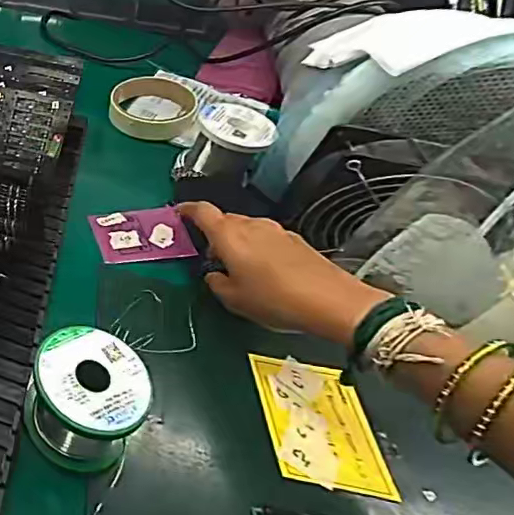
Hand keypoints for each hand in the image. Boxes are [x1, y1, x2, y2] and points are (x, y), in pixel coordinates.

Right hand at [177, 202, 390, 344]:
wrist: (336, 304)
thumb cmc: (276, 299)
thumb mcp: (233, 299)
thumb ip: (215, 282)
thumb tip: (215, 274)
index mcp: (228, 235)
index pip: (201, 210)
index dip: (186, 210)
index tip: (177, 215)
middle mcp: (252, 226)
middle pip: (225, 220)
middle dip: (213, 233)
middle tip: (209, 255)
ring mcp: (277, 231)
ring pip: (247, 229)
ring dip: (238, 241)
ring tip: (238, 266)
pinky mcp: (297, 241)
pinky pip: (267, 238)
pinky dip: (259, 248)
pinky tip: (265, 271)